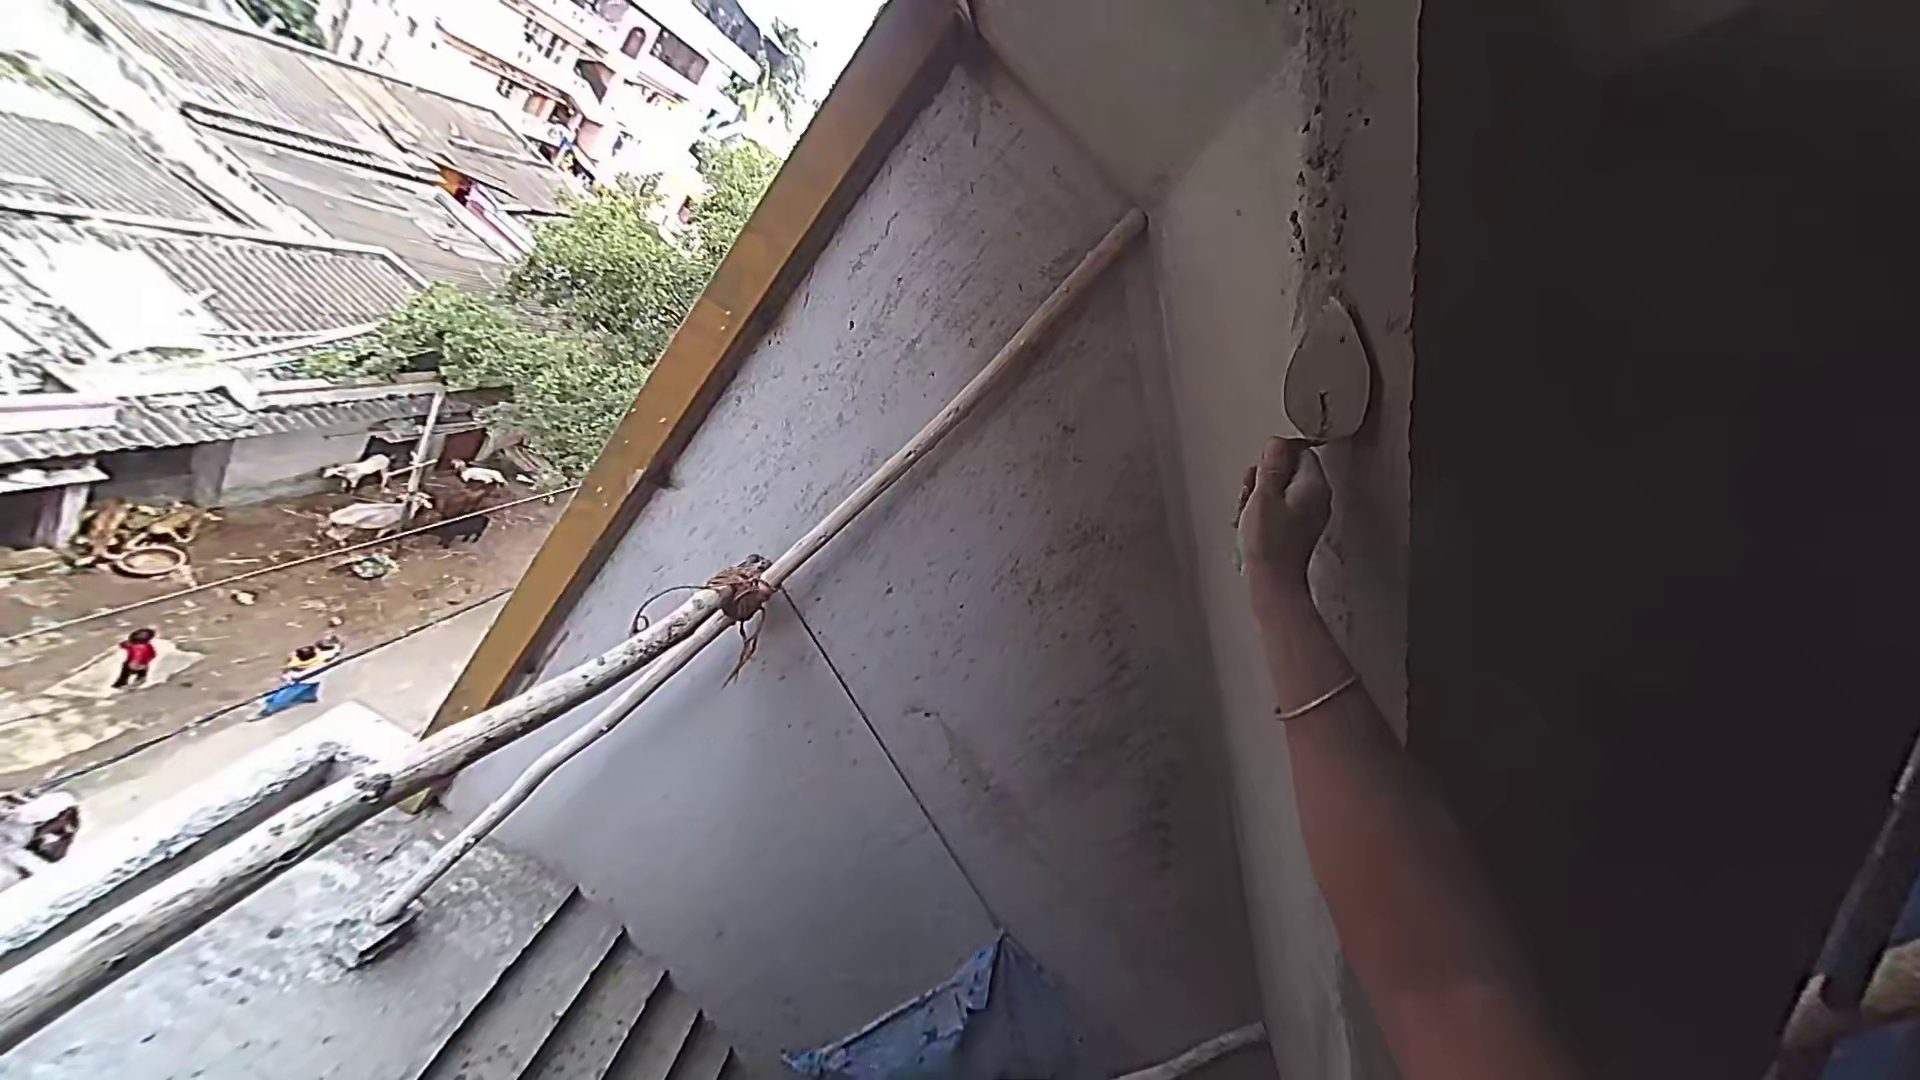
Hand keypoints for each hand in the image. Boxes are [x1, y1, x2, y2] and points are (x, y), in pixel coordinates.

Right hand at [1236, 437, 1330, 593]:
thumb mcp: (1263, 496)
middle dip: (1264, 478)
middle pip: (1291, 471)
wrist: (1273, 580)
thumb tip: (1278, 442)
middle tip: (1247, 492)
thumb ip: (1271, 466)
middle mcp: (1319, 498)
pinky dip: (1265, 511)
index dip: (1275, 457)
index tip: (1257, 470)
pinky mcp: (1299, 529)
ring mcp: (1310, 515)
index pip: (1301, 452)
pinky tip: (1249, 523)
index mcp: (1314, 485)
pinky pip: (1283, 508)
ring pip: (1283, 490)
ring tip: (1245, 511)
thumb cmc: (1268, 541)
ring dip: (1260, 495)